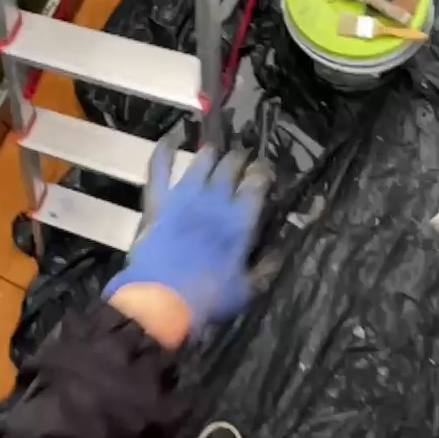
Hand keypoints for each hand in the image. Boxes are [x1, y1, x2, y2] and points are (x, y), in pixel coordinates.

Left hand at [104, 137, 265, 344]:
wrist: (161, 300)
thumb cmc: (207, 298)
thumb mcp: (246, 289)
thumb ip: (265, 268)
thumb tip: (280, 253)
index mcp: (240, 219)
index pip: (257, 182)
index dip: (263, 173)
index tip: (264, 174)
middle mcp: (215, 198)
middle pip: (231, 165)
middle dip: (240, 160)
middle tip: (242, 164)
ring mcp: (184, 194)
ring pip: (202, 160)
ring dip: (212, 154)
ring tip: (216, 153)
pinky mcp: (158, 199)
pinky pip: (160, 166)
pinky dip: (165, 149)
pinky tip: (171, 137)